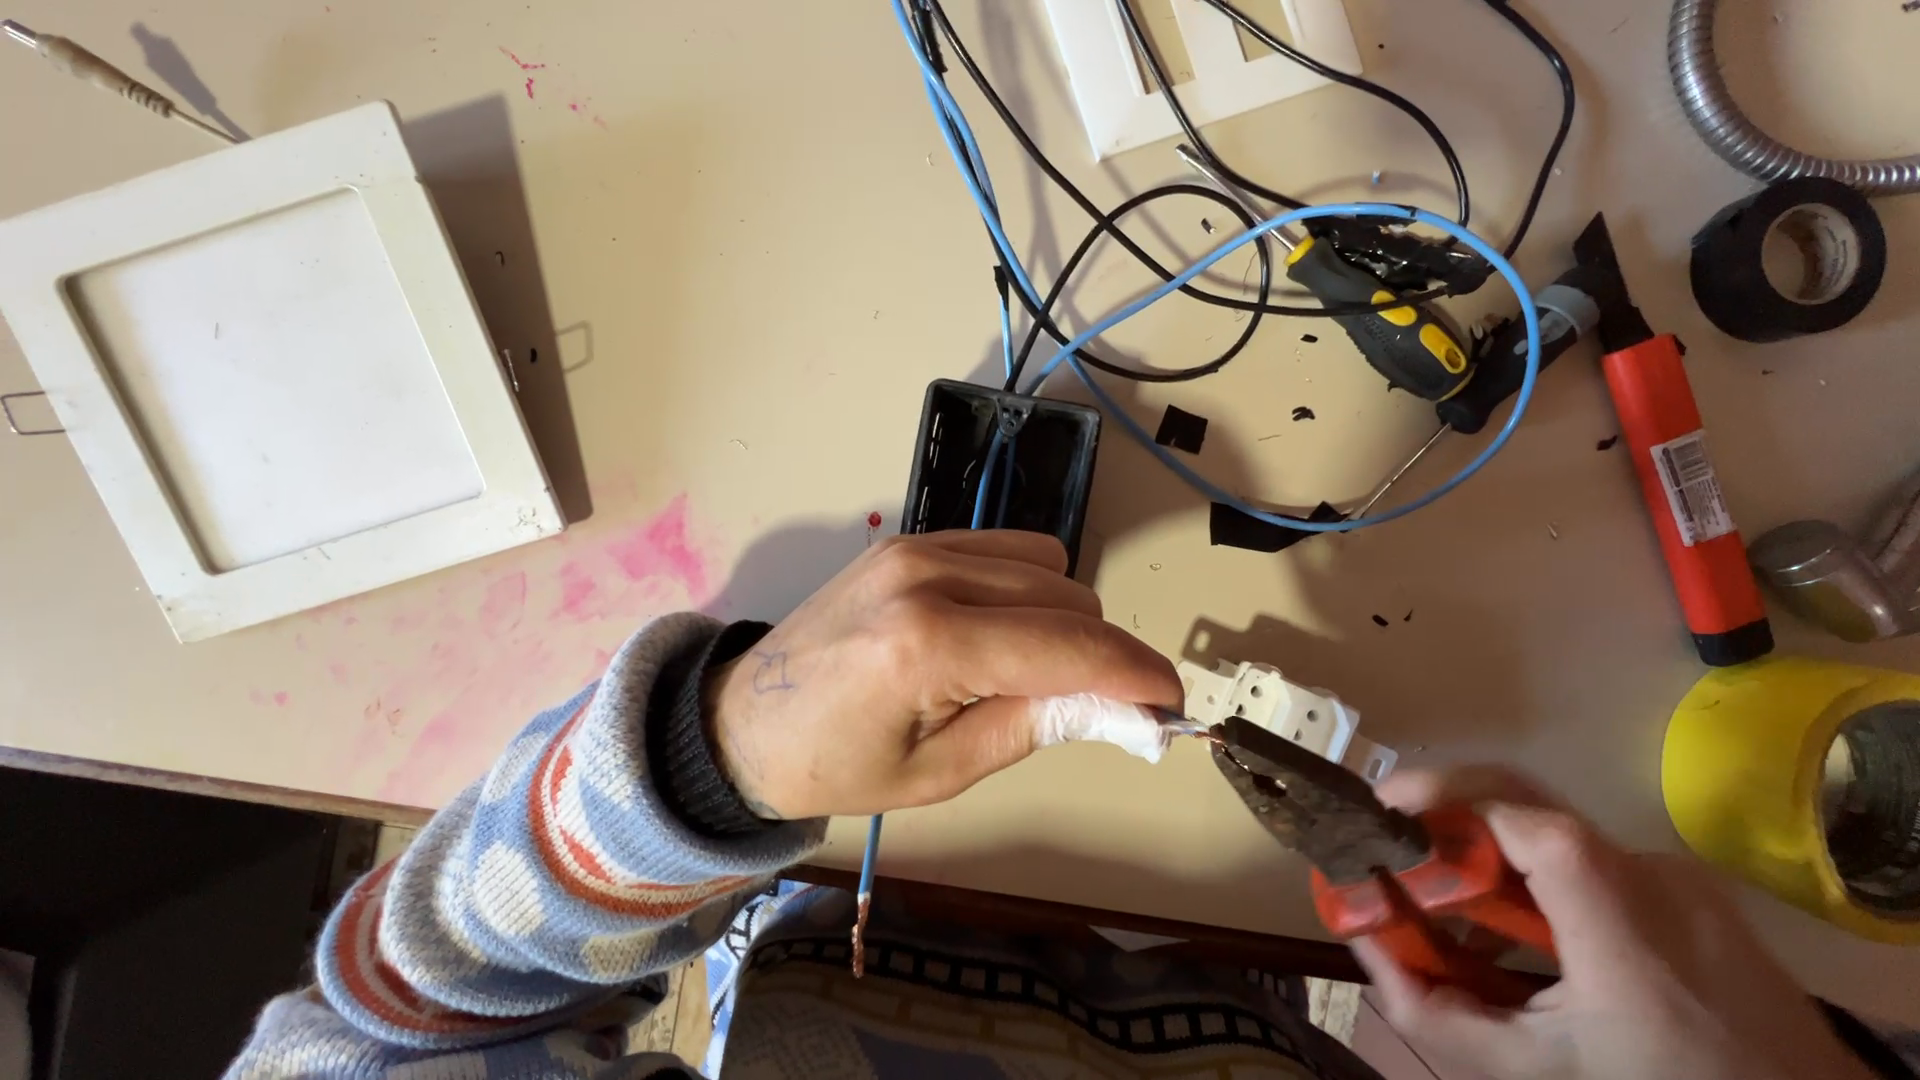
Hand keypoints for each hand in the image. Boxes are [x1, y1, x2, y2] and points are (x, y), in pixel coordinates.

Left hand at [704, 530, 1180, 819]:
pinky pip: (1005, 549)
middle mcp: (927, 573)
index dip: (1134, 672)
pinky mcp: (909, 538)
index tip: (1171, 702)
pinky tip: (997, 629)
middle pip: (1068, 596)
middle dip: (1097, 653)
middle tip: (1088, 705)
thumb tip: (1123, 707)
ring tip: (1026, 669)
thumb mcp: (943, 771)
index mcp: (930, 643)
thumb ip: (1038, 726)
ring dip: (1063, 617)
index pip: (1068, 644)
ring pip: (1046, 564)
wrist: (744, 721)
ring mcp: (916, 545)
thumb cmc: (838, 765)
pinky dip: (1027, 588)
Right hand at [1355, 768, 1874, 1079]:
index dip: (1455, 801)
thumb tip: (1363, 946)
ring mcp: (1679, 876)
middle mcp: (1657, 883)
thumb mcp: (1533, 1072)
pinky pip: (1587, 848)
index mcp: (1629, 938)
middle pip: (1532, 799)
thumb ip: (1433, 1013)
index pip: (1538, 831)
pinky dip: (1529, 861)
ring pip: (1551, 823)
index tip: (1386, 806)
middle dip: (1446, 797)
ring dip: (1484, 835)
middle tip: (1392, 823)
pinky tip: (1516, 911)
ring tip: (1443, 878)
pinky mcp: (1690, 883)